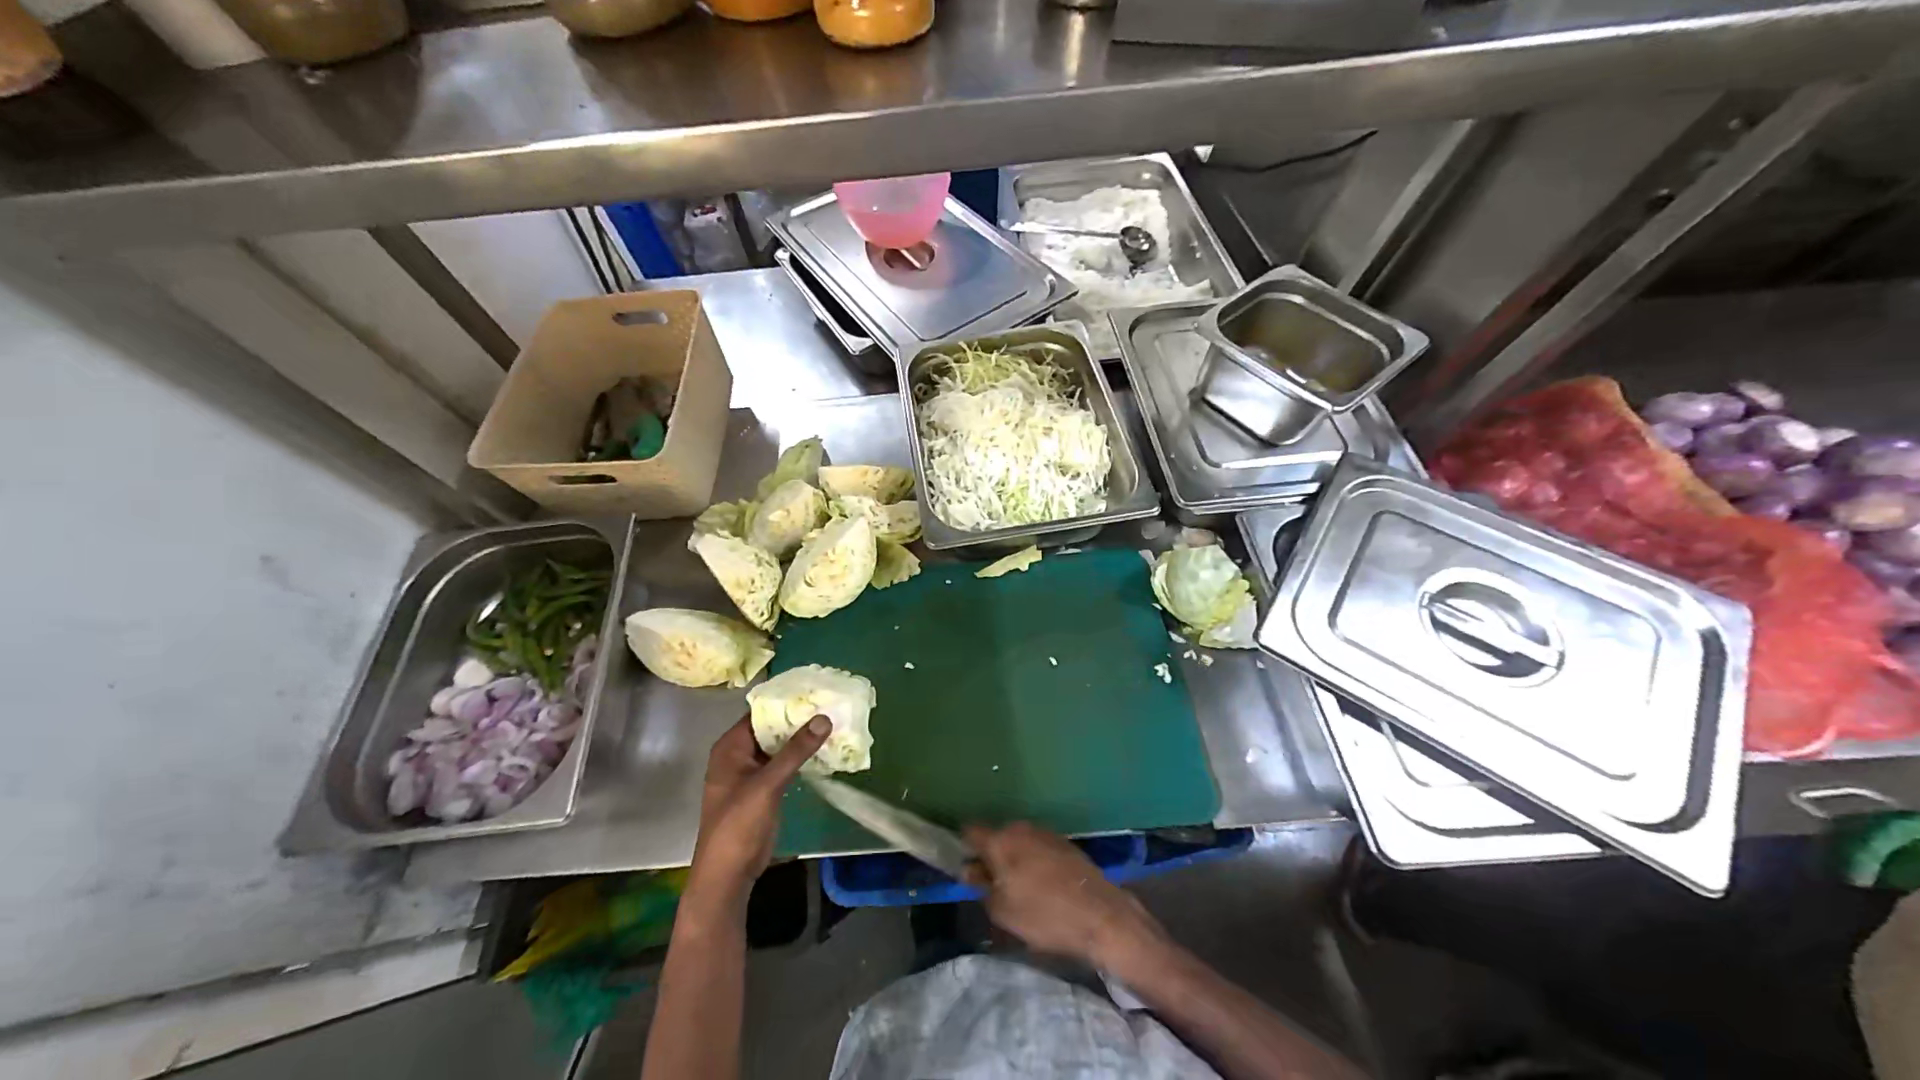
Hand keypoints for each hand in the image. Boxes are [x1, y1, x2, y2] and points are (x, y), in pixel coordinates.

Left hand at [687, 715, 830, 908]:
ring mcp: (752, 774)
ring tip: (834, 722)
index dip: (785, 701)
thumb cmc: (738, 824)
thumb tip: (823, 718)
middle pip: (772, 729)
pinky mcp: (765, 790)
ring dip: (802, 739)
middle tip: (831, 704)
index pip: (760, 713)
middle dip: (799, 719)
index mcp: (730, 747)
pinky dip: (802, 758)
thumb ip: (796, 751)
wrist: (728, 874)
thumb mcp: (767, 784)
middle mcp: (739, 755)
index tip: (815, 690)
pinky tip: (826, 751)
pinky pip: (785, 765)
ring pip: (780, 747)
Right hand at [964, 821, 1168, 970]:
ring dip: (1015, 858)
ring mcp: (1046, 833)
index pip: (970, 831)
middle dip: (991, 855)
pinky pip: (1039, 848)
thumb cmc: (1044, 916)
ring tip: (1020, 888)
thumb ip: (981, 886)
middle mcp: (1021, 828)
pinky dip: (1035, 861)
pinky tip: (1043, 885)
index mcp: (1000, 841)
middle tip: (992, 884)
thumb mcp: (1002, 910)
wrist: (1101, 916)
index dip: (963, 847)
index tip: (965, 866)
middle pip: (996, 836)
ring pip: (1019, 842)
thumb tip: (971, 870)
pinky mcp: (1066, 843)